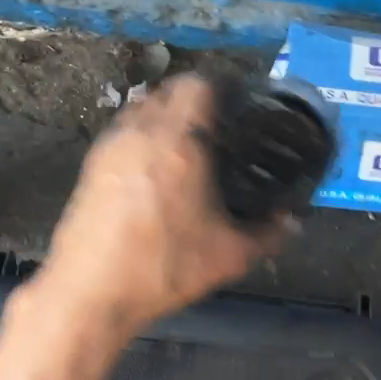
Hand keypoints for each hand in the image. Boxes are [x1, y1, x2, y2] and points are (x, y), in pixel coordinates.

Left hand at [29, 74, 280, 342]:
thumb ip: (267, 235)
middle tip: (219, 124)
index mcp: (180, 143)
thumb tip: (291, 223)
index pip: (197, 85)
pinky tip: (158, 169)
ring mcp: (111, 147)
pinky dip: (143, 136)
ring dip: (165, 115)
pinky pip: (124, 132)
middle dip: (195, 100)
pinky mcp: (91, 166)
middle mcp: (142, 133)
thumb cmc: (163, 268)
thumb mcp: (228, 256)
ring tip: (189, 143)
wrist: (89, 294)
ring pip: (142, 108)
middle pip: (168, 90)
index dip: (221, 87)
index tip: (238, 104)